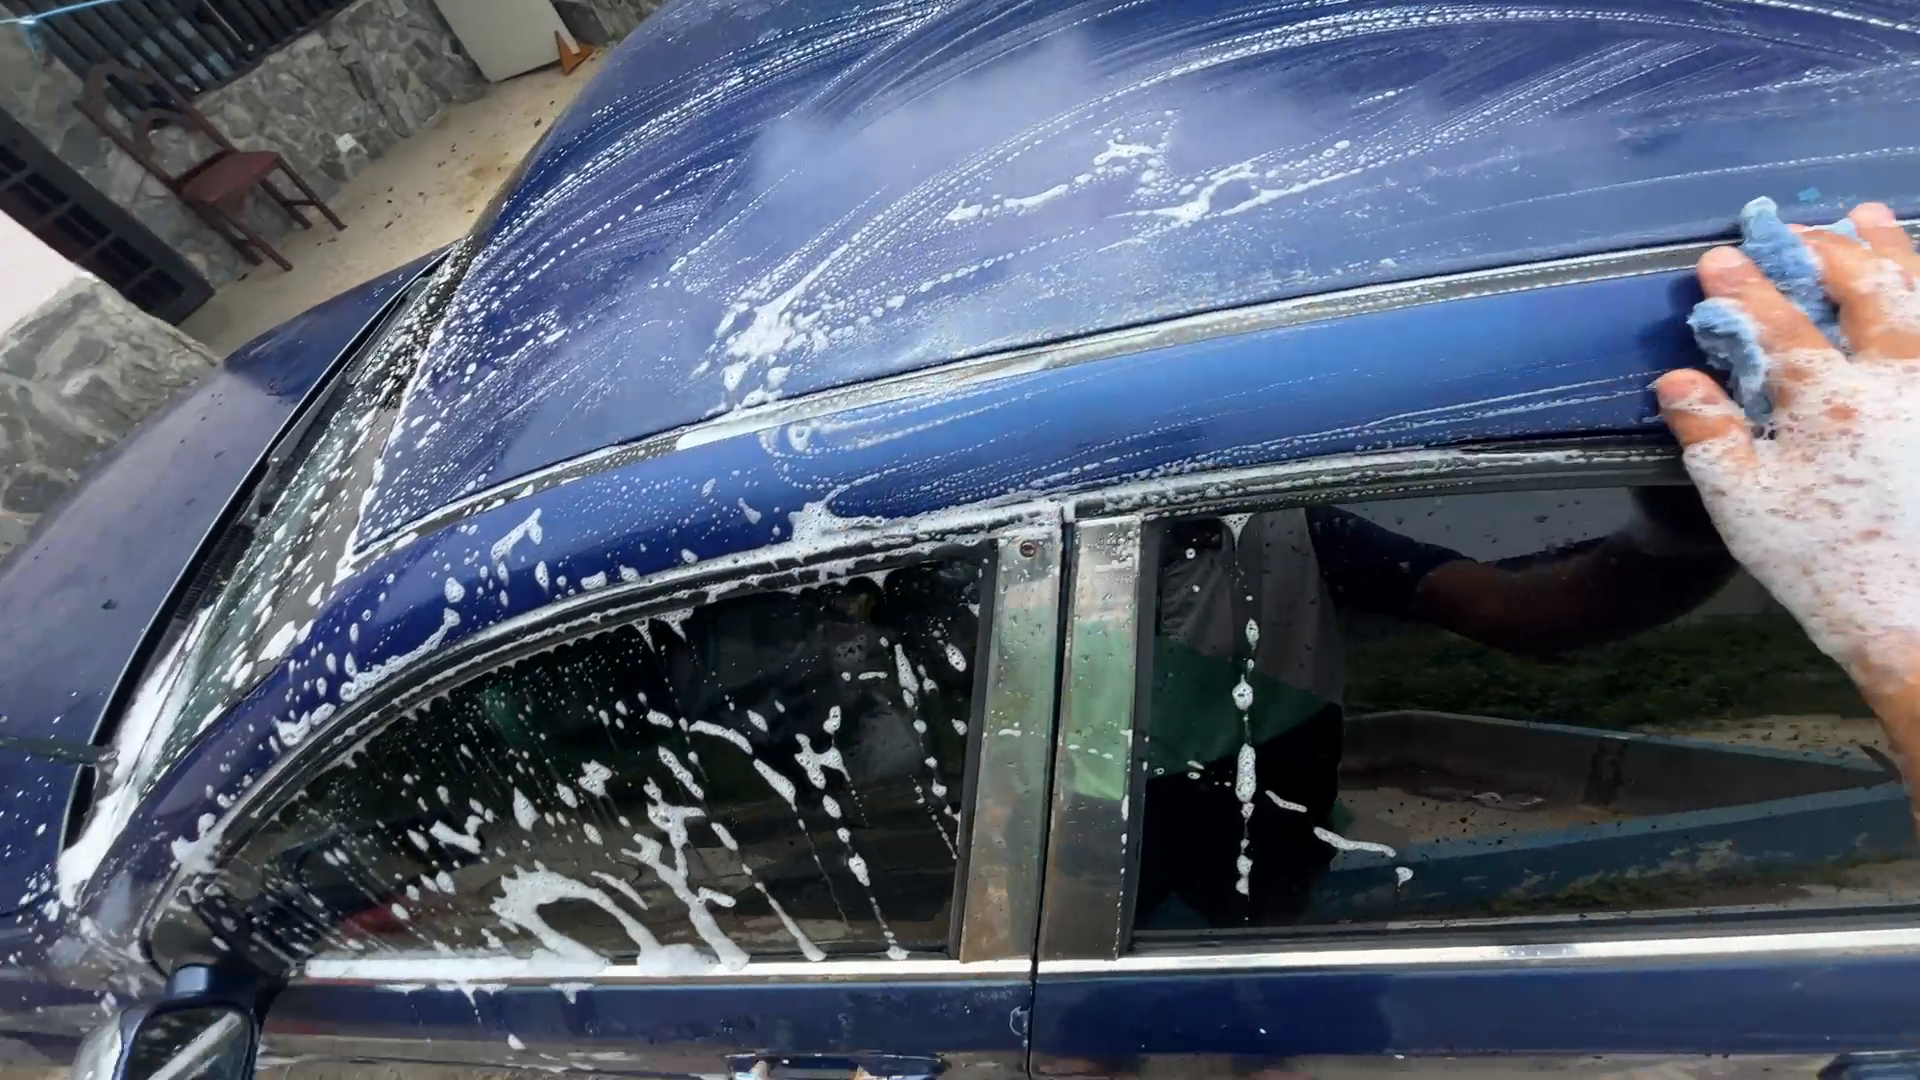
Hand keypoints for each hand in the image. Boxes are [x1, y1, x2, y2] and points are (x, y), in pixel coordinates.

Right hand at [1656, 203, 1919, 784]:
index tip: (1716, 258)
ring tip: (1870, 218)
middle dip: (1825, 253)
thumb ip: (1709, 429)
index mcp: (1829, 402)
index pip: (1780, 326)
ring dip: (1895, 252)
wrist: (1916, 605)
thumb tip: (1677, 378)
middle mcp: (1901, 380)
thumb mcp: (1737, 496)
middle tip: (1795, 227)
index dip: (1745, 289)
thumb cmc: (1814, 552)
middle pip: (1867, 293)